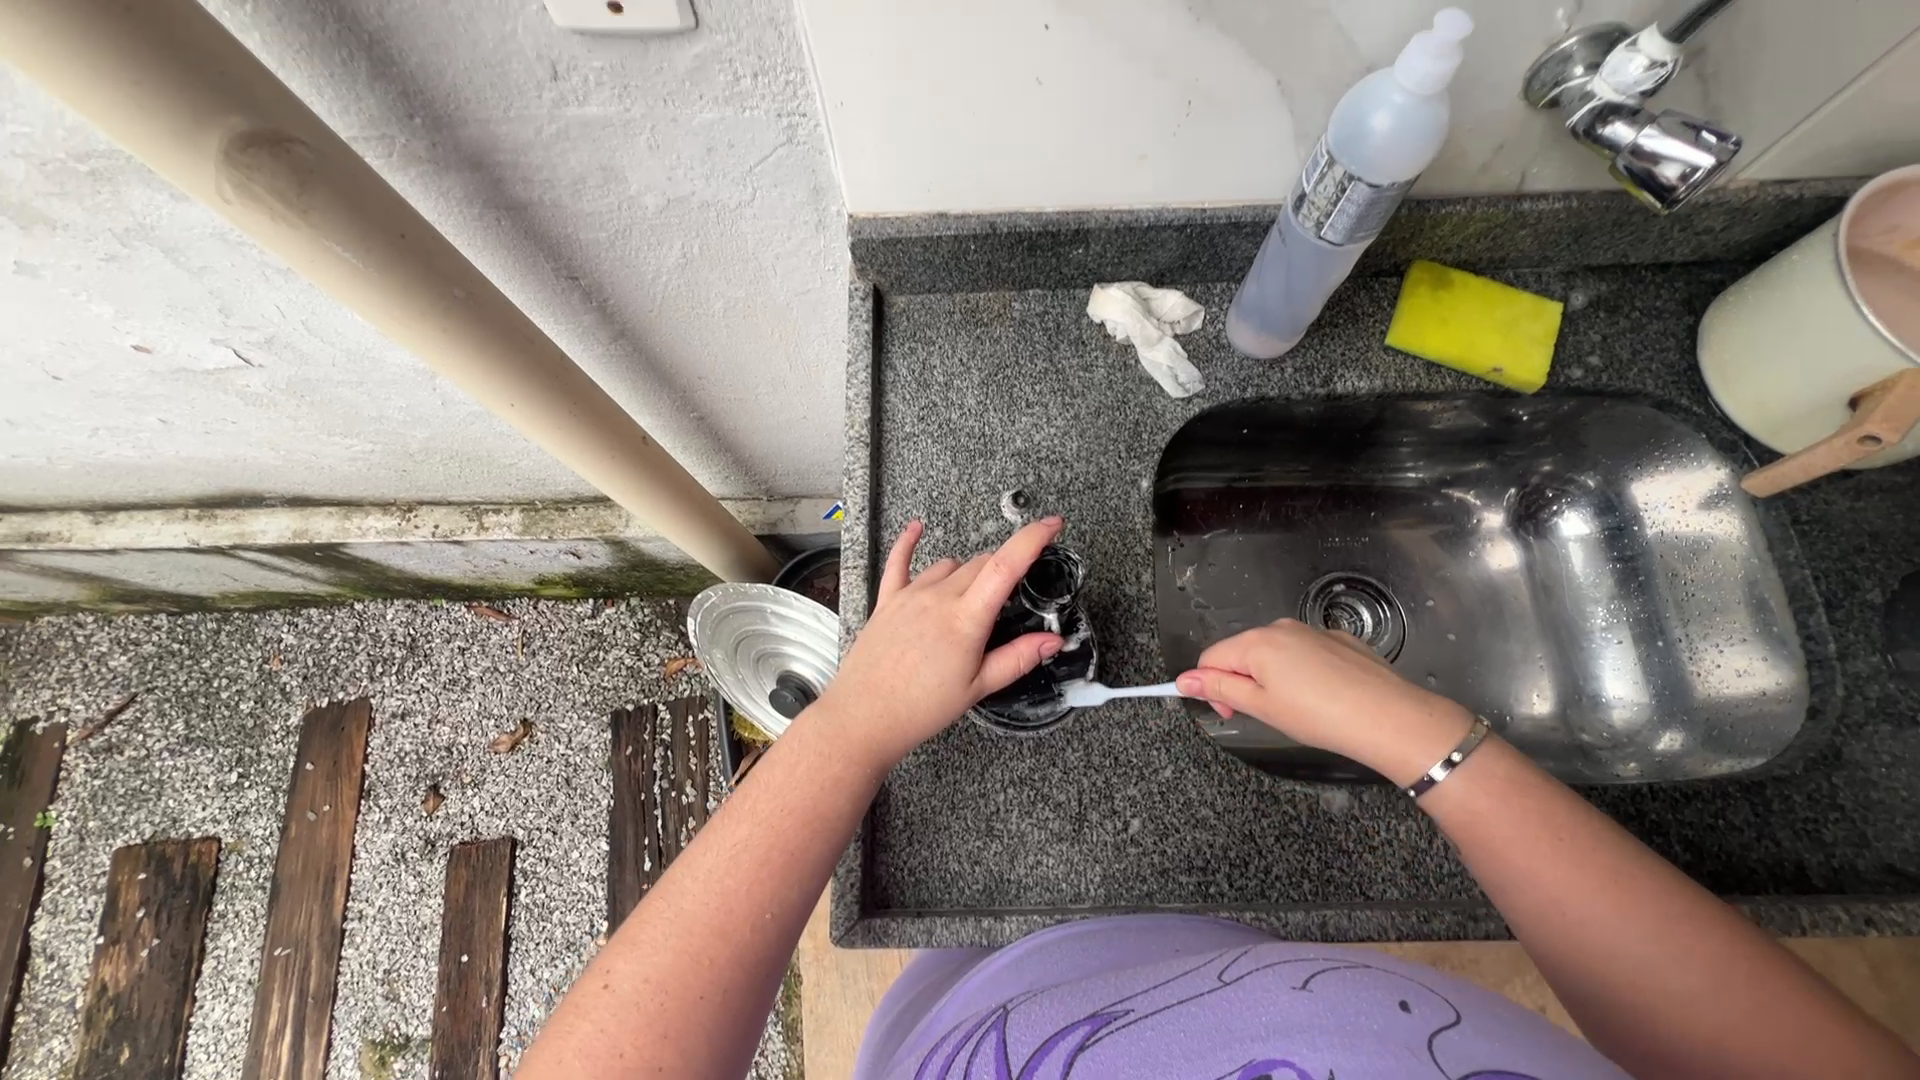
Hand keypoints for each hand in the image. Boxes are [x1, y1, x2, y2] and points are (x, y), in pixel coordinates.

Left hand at [810, 517, 1066, 767]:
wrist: (864, 717)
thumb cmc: (920, 708)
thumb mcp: (978, 688)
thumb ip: (1017, 659)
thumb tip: (1052, 641)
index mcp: (966, 619)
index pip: (1006, 565)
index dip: (1033, 539)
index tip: (1052, 524)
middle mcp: (938, 598)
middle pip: (981, 563)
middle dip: (1004, 568)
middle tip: (1014, 593)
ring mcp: (910, 595)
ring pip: (950, 565)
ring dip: (968, 571)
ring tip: (973, 598)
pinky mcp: (887, 601)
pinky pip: (898, 562)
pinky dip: (909, 542)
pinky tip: (916, 528)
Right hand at [1175, 619, 1474, 785]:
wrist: (1390, 718)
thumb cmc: (1319, 716)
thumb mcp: (1261, 706)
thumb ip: (1220, 688)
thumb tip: (1184, 679)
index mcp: (1257, 642)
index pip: (1211, 658)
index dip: (1212, 687)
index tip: (1230, 713)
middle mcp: (1282, 628)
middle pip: (1242, 652)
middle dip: (1242, 681)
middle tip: (1264, 714)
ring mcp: (1313, 631)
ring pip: (1275, 653)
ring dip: (1272, 678)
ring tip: (1297, 709)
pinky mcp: (1340, 641)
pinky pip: (1305, 653)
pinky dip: (1302, 673)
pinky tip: (1323, 697)